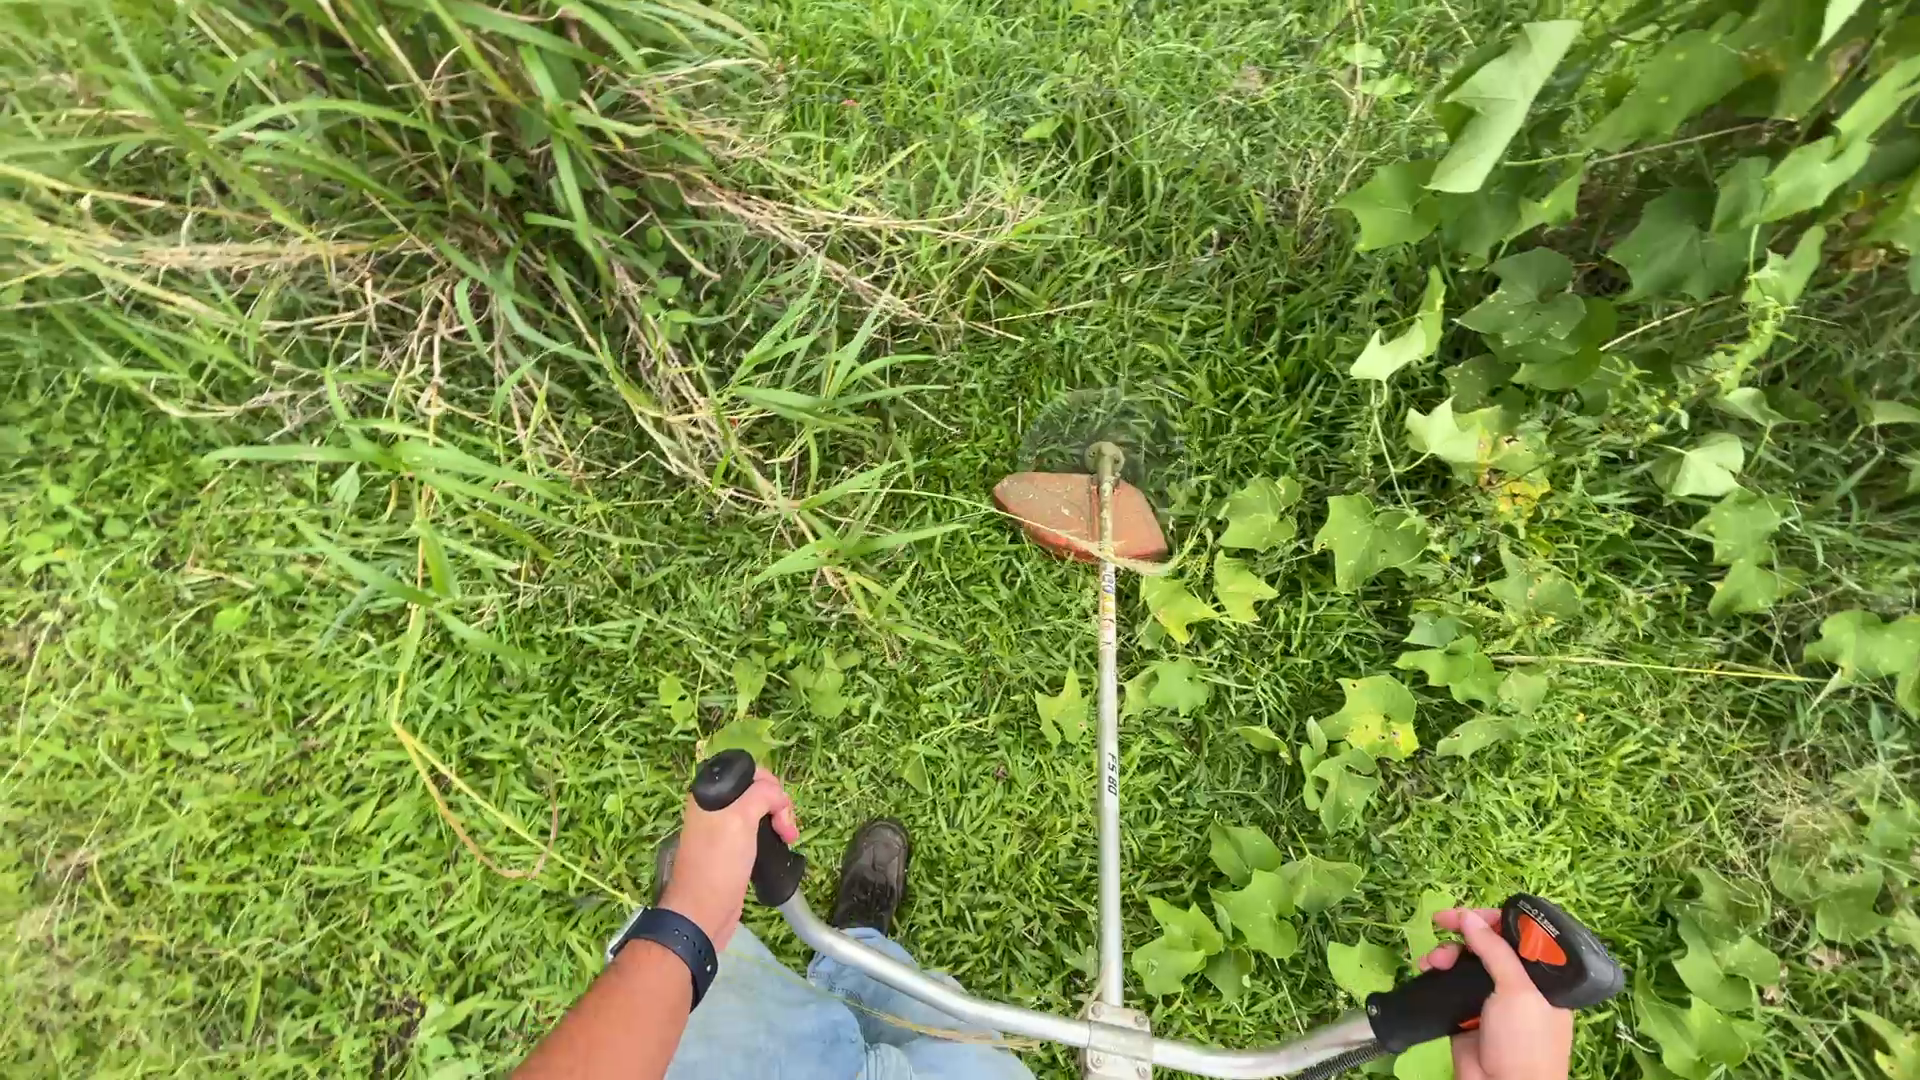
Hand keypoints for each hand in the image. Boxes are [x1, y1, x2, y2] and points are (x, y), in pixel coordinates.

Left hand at [655, 767, 798, 951]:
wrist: (702, 913)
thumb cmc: (719, 863)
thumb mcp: (741, 818)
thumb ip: (761, 794)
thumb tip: (777, 795)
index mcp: (710, 791)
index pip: (748, 770)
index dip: (769, 783)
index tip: (779, 806)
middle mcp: (716, 804)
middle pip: (758, 788)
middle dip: (778, 803)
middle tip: (785, 826)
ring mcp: (724, 826)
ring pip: (762, 808)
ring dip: (780, 818)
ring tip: (788, 837)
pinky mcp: (733, 846)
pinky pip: (759, 826)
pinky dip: (774, 830)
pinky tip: (782, 842)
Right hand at [1416, 907, 1572, 1079]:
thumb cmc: (1523, 1043)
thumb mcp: (1517, 992)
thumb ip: (1494, 950)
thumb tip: (1468, 916)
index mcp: (1542, 982)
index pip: (1520, 937)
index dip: (1494, 920)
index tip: (1467, 914)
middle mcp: (1519, 986)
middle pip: (1489, 943)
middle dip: (1463, 932)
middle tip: (1441, 922)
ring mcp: (1492, 998)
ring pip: (1466, 958)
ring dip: (1447, 951)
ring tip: (1434, 961)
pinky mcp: (1468, 1008)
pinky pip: (1451, 978)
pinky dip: (1438, 969)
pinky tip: (1428, 968)